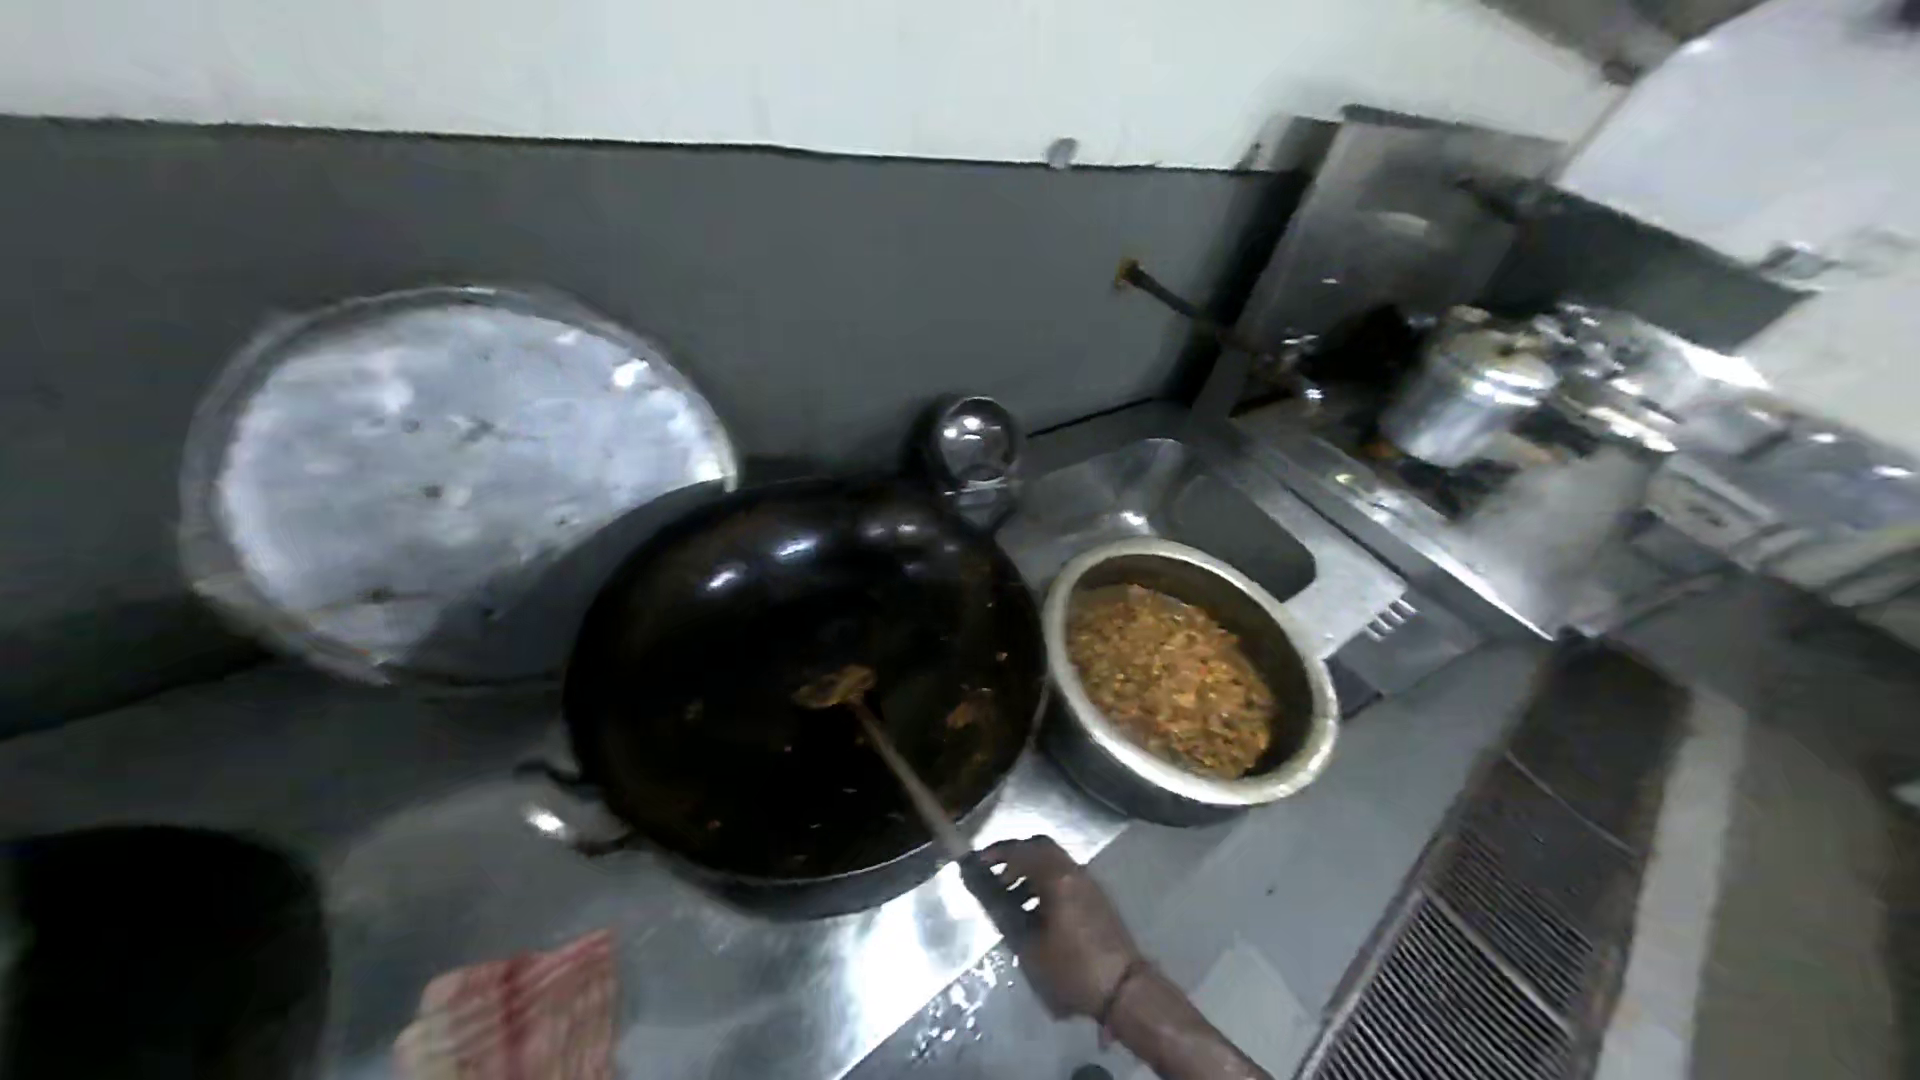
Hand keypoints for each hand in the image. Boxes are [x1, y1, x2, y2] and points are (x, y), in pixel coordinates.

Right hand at [970, 836, 1144, 1018]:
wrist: (1124, 990)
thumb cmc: (1072, 969)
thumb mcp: (1029, 947)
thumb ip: (1004, 914)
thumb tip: (984, 893)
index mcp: (1057, 878)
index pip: (1021, 850)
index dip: (997, 853)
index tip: (978, 861)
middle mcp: (1073, 871)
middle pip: (1040, 847)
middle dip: (1015, 857)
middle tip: (995, 875)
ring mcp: (1087, 882)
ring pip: (1053, 862)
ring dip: (1030, 871)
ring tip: (1010, 897)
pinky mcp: (1095, 897)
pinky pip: (1064, 876)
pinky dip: (1045, 882)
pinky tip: (1034, 909)